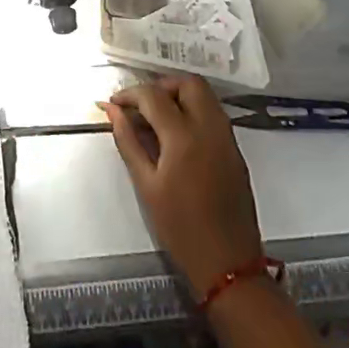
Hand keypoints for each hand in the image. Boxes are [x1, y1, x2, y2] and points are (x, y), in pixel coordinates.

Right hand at [100, 75, 263, 296]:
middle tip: (141, 104)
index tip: (114, 104)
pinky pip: (215, 115)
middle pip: (189, 83)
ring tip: (156, 117)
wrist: (228, 264)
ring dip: (179, 95)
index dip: (129, 94)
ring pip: (206, 96)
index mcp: (184, 138)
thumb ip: (128, 141)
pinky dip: (194, 110)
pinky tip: (176, 133)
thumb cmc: (180, 227)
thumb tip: (112, 110)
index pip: (154, 96)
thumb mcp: (145, 184)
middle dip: (161, 85)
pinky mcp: (236, 151)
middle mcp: (210, 130)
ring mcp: (228, 139)